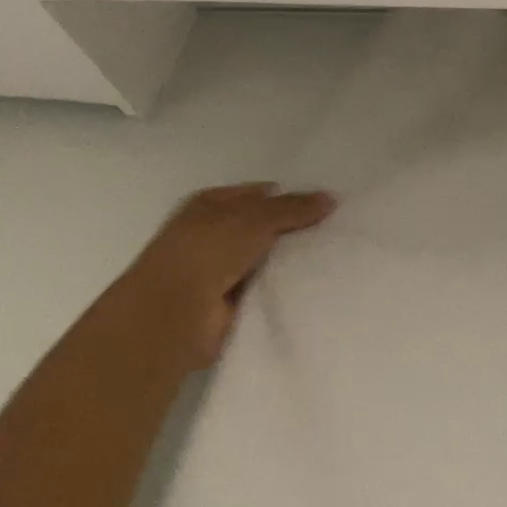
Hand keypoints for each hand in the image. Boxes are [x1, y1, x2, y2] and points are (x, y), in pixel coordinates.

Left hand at [120, 183, 335, 367]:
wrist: (174, 312)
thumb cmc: (209, 248)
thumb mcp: (256, 217)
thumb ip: (293, 208)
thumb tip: (330, 198)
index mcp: (211, 204)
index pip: (257, 194)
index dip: (288, 198)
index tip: (323, 208)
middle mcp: (212, 233)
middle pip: (261, 228)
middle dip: (290, 233)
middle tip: (331, 236)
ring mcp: (217, 271)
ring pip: (262, 261)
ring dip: (285, 265)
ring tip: (328, 263)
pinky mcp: (225, 305)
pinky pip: (261, 291)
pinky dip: (278, 292)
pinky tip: (308, 291)